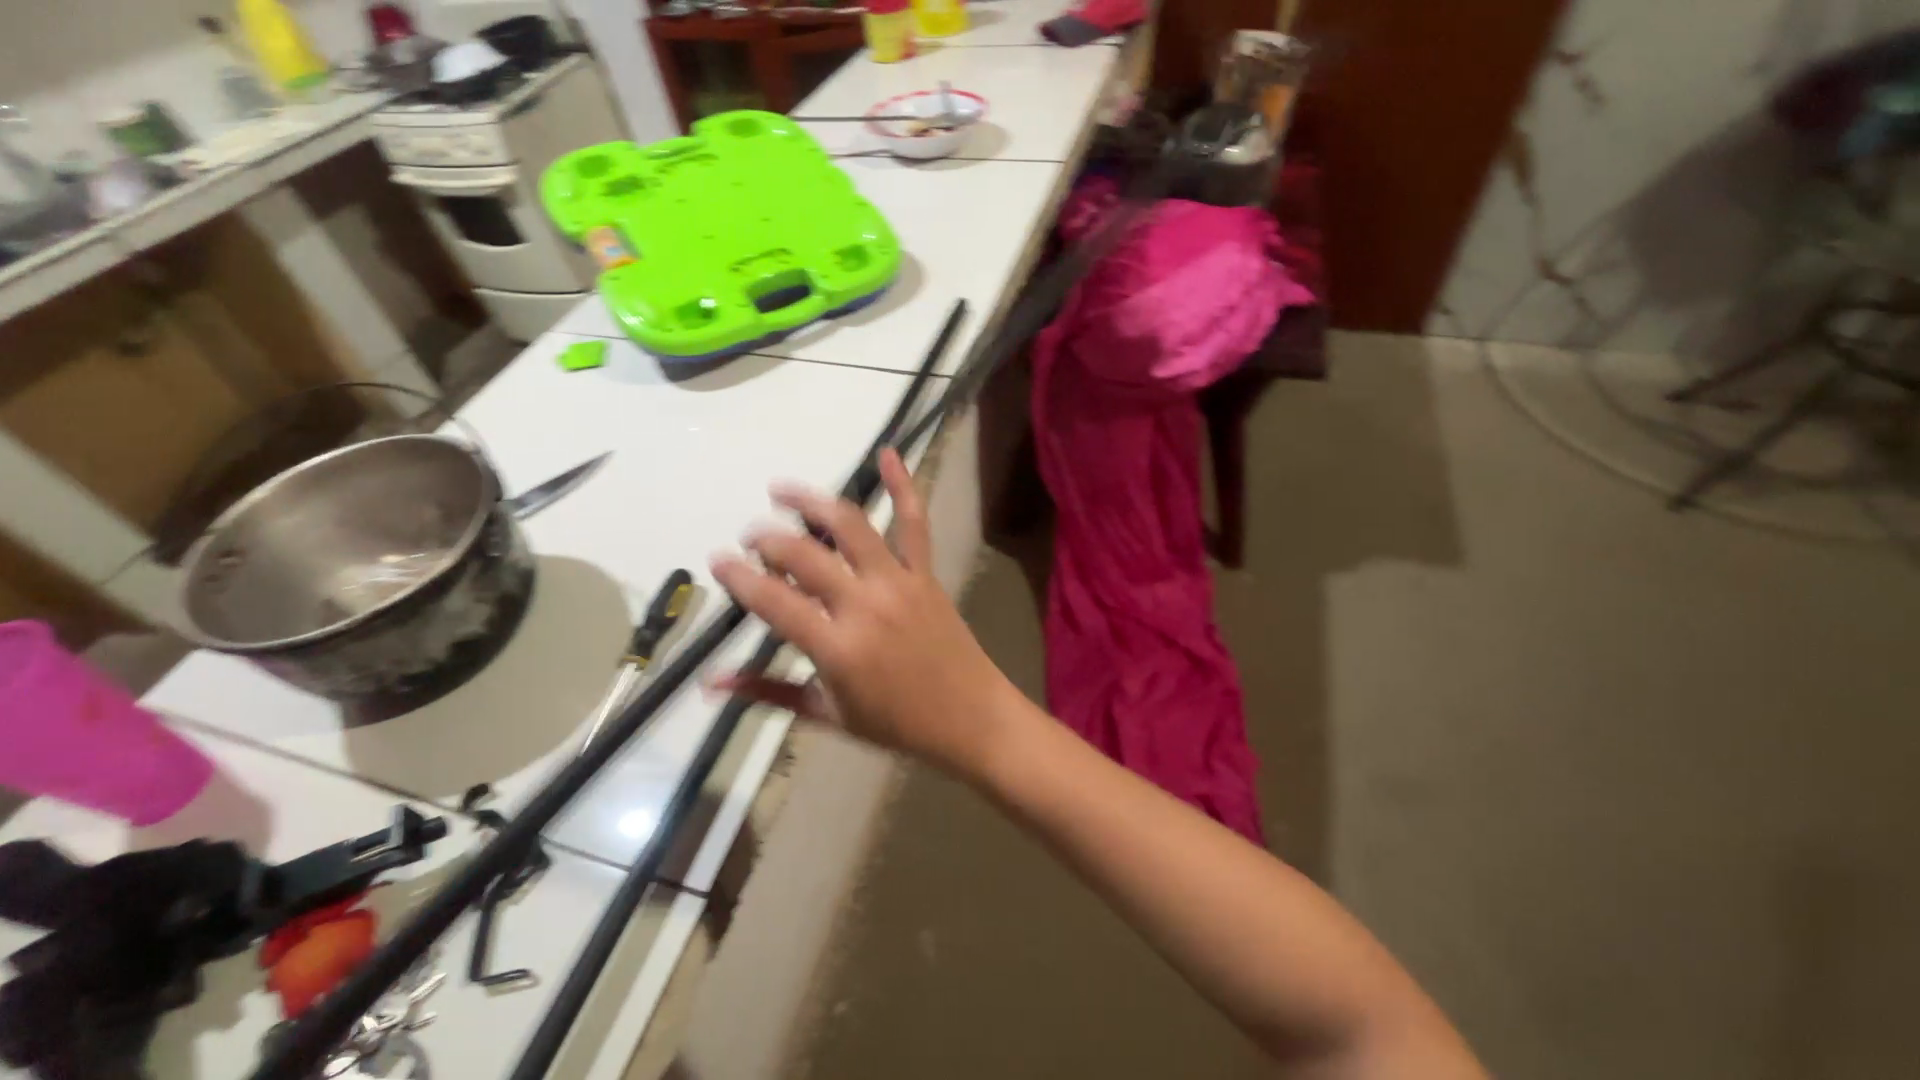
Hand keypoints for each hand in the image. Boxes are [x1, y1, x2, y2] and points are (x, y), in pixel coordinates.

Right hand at [709, 449, 1023, 774]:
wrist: (971, 719)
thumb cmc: (896, 724)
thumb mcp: (827, 714)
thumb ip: (767, 692)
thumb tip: (710, 684)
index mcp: (837, 646)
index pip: (774, 600)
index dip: (739, 576)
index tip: (718, 560)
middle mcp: (864, 604)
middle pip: (804, 554)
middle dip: (767, 538)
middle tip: (749, 537)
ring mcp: (899, 582)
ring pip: (851, 526)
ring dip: (812, 500)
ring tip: (782, 490)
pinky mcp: (926, 574)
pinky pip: (915, 523)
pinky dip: (904, 485)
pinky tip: (889, 453)